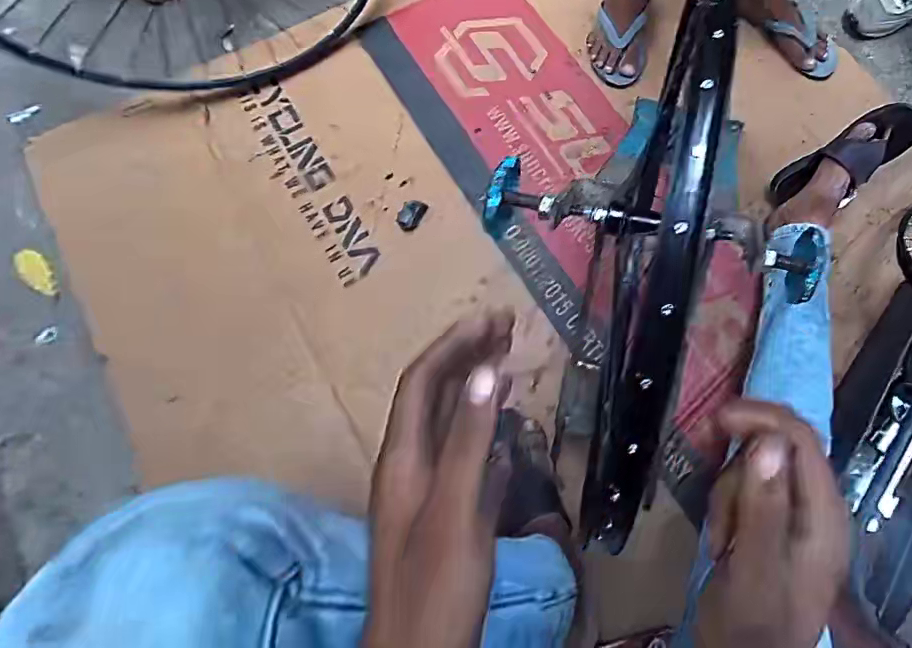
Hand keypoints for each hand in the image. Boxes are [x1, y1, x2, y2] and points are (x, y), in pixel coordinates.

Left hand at [363, 310, 514, 647]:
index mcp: (402, 458)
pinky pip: (464, 454)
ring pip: (450, 421)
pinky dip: (484, 428)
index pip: (421, 381)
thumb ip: (468, 440)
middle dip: (466, 354)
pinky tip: (505, 424)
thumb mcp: (455, 511)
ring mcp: (427, 490)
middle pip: (434, 394)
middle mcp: (409, 465)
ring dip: (476, 384)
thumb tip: (486, 371)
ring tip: (509, 356)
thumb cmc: (435, 589)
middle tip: (505, 325)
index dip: (452, 345)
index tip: (488, 320)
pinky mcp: (446, 514)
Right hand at [694, 400, 851, 647]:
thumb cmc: (752, 625)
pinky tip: (722, 539)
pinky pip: (748, 485)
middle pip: (777, 445)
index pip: (801, 437)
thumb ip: (764, 507)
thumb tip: (769, 442)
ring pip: (757, 464)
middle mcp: (818, 506)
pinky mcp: (775, 521)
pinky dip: (727, 503)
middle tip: (715, 494)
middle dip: (739, 464)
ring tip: (721, 537)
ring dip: (729, 490)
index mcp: (825, 514)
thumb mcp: (754, 568)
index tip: (718, 420)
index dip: (761, 417)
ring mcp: (797, 514)